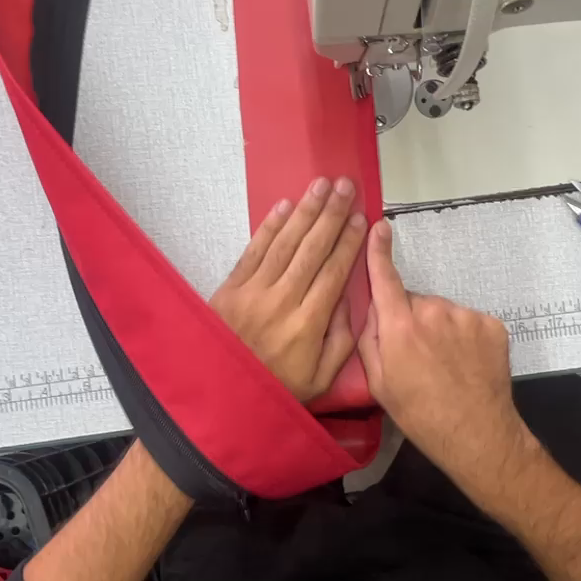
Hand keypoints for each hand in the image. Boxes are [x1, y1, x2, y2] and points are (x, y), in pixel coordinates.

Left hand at [209, 176, 366, 400]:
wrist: (220, 395)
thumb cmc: (276, 388)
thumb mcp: (320, 379)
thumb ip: (340, 342)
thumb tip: (348, 303)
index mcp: (308, 323)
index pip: (334, 272)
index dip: (348, 242)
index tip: (361, 217)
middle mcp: (283, 300)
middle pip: (312, 249)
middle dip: (331, 214)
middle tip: (345, 186)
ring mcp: (254, 291)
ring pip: (285, 243)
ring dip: (305, 211)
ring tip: (321, 185)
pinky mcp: (231, 288)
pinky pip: (254, 250)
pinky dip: (269, 226)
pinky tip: (285, 206)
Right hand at [357, 220, 534, 487]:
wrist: (477, 434)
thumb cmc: (420, 415)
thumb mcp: (378, 384)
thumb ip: (369, 341)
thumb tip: (372, 313)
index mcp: (400, 327)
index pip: (385, 278)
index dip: (379, 252)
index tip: (379, 225)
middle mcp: (433, 312)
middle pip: (413, 303)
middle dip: (410, 321)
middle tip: (416, 358)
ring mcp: (466, 316)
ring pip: (442, 314)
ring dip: (439, 330)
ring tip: (444, 366)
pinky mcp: (492, 325)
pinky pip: (468, 322)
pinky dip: (464, 337)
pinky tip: (465, 364)